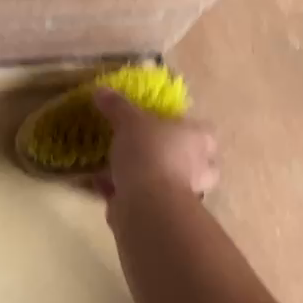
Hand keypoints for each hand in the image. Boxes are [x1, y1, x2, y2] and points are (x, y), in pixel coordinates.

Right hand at [92, 87, 219, 199]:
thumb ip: (117, 107)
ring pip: (166, 182)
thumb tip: (100, 90)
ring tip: (120, 168)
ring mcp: (181, 193)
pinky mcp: (159, 212)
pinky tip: (101, 183)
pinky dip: (122, 191)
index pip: (202, 131)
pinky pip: (140, 196)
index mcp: (198, 139)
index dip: (185, 130)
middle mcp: (198, 166)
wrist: (146, 203)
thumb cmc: (149, 153)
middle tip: (148, 151)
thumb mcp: (129, 121)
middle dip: (173, 158)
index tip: (163, 128)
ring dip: (146, 177)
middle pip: (191, 161)